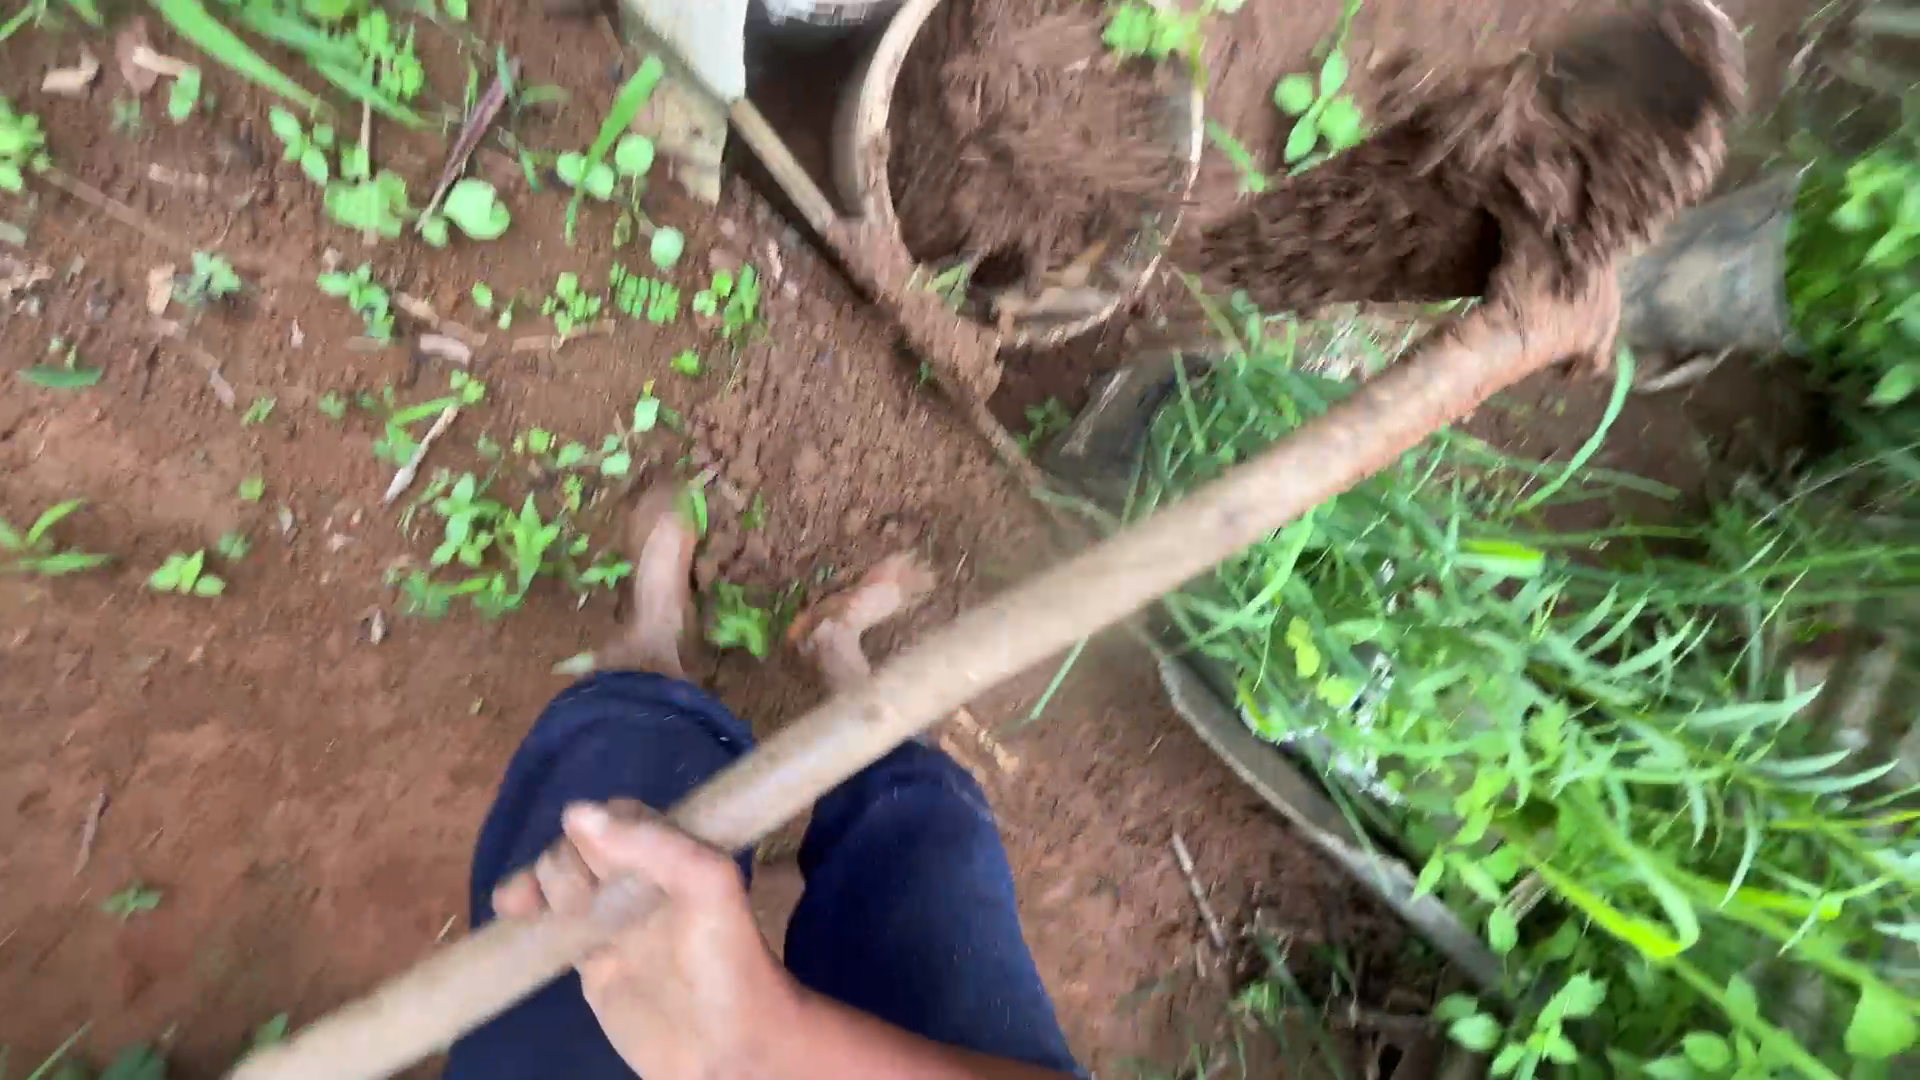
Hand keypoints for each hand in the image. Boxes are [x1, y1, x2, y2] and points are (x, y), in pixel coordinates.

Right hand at [493, 801, 799, 1079]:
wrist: (727, 1043)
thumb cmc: (725, 955)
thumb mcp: (708, 884)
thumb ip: (654, 844)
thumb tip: (576, 813)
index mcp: (677, 850)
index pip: (624, 816)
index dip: (599, 827)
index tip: (591, 854)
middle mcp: (644, 878)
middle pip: (585, 847)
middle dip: (569, 862)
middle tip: (586, 903)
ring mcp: (615, 919)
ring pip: (563, 881)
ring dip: (541, 882)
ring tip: (535, 907)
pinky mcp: (593, 961)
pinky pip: (551, 925)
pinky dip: (525, 910)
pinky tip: (511, 911)